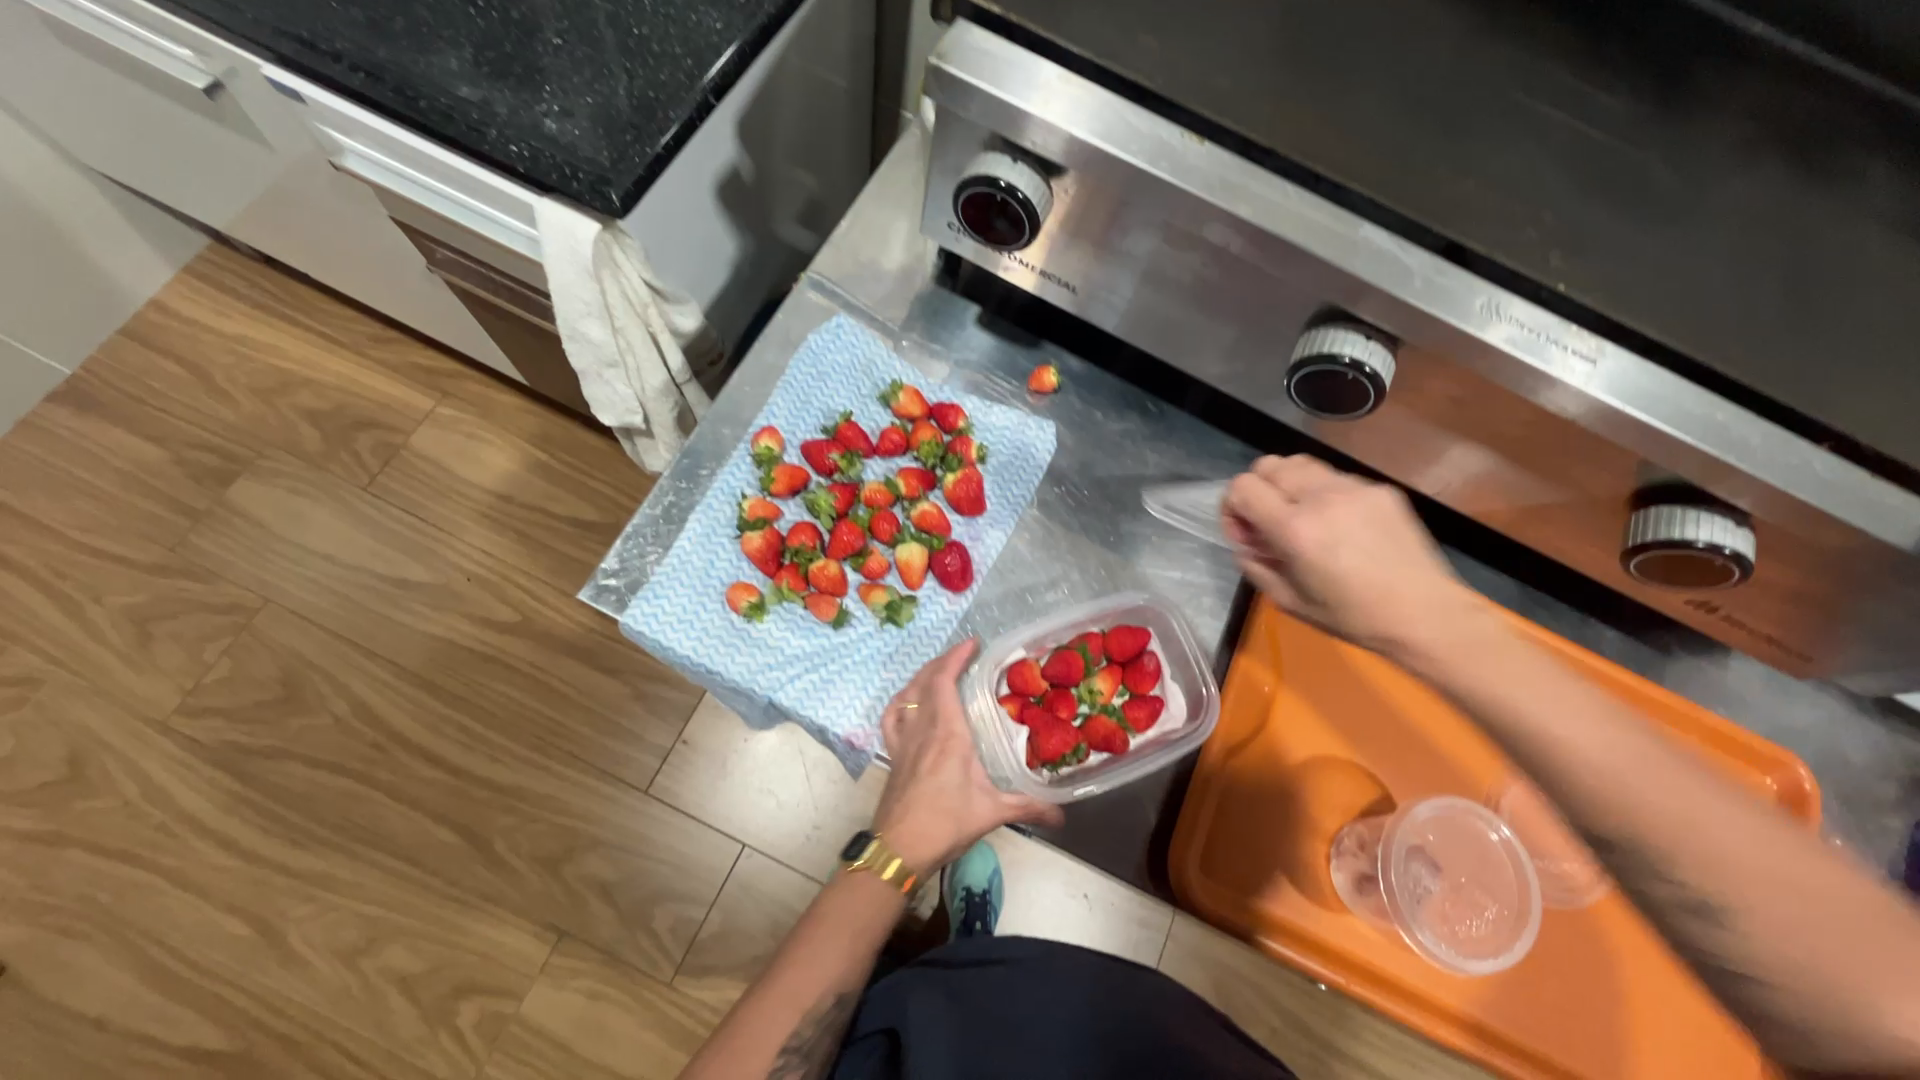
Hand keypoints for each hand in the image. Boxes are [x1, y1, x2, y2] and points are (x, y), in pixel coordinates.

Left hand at [873, 640, 1065, 870]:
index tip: (972, 644)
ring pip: (907, 694)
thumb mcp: (992, 813)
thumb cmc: (946, 825)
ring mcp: (903, 740)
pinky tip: (908, 701)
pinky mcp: (893, 754)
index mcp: (949, 734)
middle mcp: (923, 729)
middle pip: (925, 681)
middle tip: (964, 654)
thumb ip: (1029, 807)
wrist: (899, 849)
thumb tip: (1062, 815)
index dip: (955, 657)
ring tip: (940, 671)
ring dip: (922, 676)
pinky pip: (891, 717)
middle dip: (943, 661)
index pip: (945, 681)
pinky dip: (900, 701)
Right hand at [1222, 455, 1485, 660]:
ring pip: (1301, 464)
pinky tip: (1340, 525)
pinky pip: (1336, 478)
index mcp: (1295, 528)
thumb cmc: (1352, 617)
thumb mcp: (1289, 602)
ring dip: (1289, 486)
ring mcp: (1354, 488)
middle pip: (1268, 465)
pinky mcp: (1380, 489)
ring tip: (1302, 517)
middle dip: (1258, 491)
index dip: (1232, 508)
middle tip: (1269, 523)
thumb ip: (1255, 566)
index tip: (1246, 534)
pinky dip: (1323, 493)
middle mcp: (1322, 497)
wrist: (1424, 614)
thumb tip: (1246, 544)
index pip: (1242, 487)